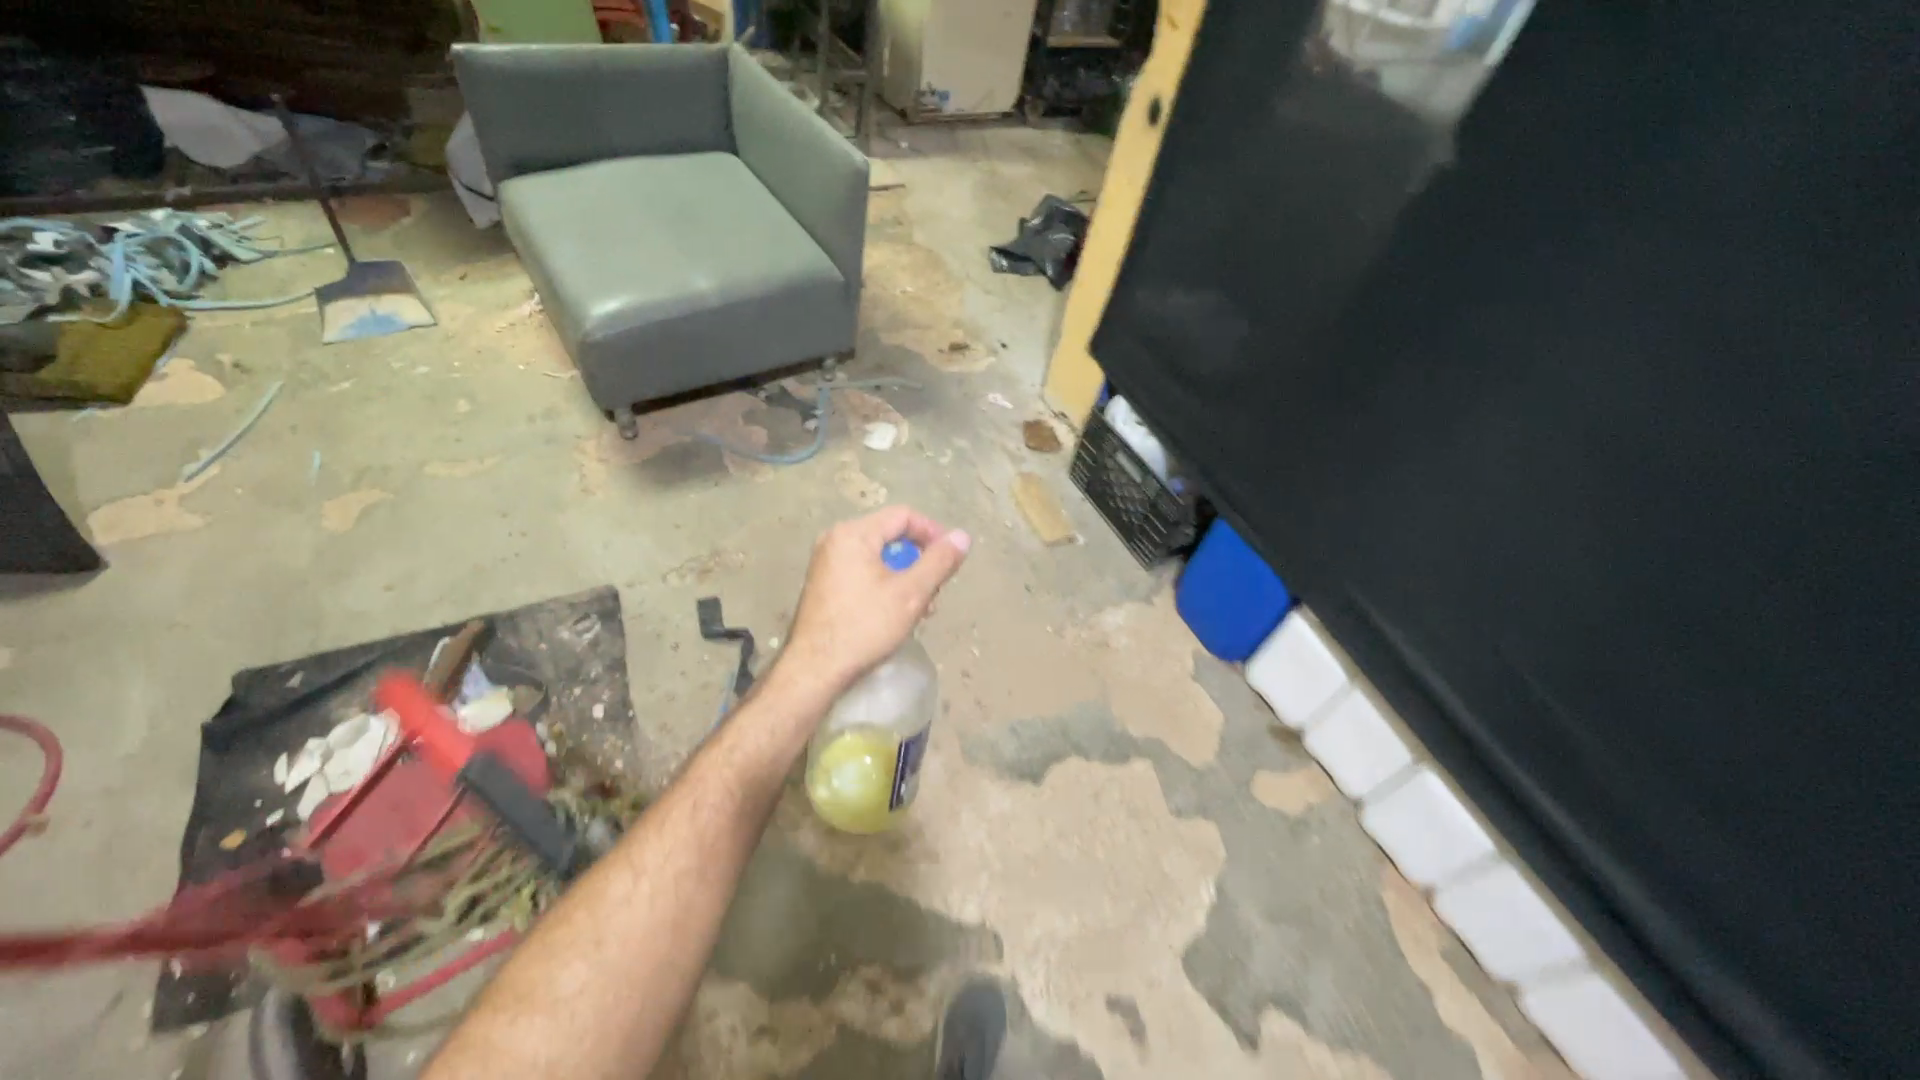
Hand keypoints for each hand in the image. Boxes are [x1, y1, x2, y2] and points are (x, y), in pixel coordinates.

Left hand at [778, 506, 970, 695]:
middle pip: (890, 535)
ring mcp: (826, 562)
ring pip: (878, 557)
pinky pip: (862, 572)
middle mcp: (835, 540)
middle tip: (935, 590)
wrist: (815, 668)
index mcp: (853, 534)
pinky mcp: (824, 584)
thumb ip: (939, 561)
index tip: (951, 558)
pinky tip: (896, 613)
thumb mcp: (911, 593)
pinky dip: (885, 584)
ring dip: (905, 576)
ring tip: (921, 608)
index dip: (933, 532)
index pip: (903, 516)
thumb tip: (962, 537)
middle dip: (919, 560)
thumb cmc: (864, 627)